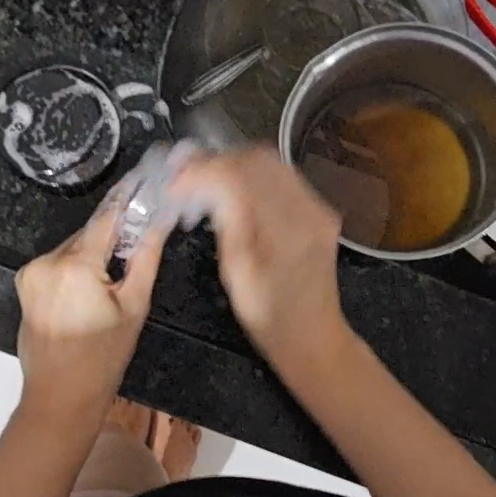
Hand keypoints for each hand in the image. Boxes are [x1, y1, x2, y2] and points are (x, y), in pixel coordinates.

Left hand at [14, 202, 165, 415]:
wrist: (61, 395)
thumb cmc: (104, 356)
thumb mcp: (134, 306)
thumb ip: (145, 258)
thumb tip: (159, 222)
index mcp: (76, 264)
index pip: (106, 219)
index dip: (126, 203)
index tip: (143, 189)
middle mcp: (48, 260)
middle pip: (87, 234)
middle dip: (110, 239)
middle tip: (136, 249)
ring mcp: (31, 271)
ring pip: (72, 248)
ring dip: (92, 254)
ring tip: (111, 282)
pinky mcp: (24, 283)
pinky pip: (56, 263)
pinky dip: (74, 268)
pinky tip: (87, 292)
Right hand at [169, 147, 349, 369]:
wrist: (315, 337)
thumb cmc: (270, 319)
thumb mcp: (236, 276)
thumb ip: (226, 224)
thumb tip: (205, 188)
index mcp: (287, 230)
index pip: (240, 176)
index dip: (203, 171)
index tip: (177, 182)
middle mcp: (309, 211)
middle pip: (258, 160)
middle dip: (217, 162)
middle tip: (185, 177)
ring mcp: (318, 209)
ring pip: (271, 164)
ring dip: (233, 167)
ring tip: (204, 184)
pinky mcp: (318, 211)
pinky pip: (282, 179)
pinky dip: (252, 178)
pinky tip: (232, 195)